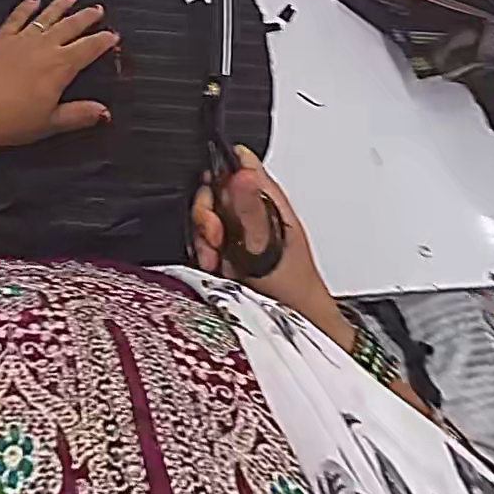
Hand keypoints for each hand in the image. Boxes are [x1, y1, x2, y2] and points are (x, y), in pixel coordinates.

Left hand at [0, 0, 119, 150]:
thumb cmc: (10, 120)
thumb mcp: (51, 122)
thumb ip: (79, 114)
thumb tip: (103, 112)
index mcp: (60, 67)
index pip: (89, 48)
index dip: (103, 40)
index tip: (112, 35)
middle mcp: (43, 48)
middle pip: (71, 26)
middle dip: (86, 17)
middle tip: (97, 9)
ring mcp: (21, 41)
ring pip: (47, 17)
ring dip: (60, 6)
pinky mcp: (0, 40)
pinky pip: (17, 17)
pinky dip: (26, 7)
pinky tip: (33, 0)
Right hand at [190, 146, 355, 350]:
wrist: (292, 332)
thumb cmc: (294, 291)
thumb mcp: (269, 245)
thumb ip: (251, 208)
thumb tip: (242, 173)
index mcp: (269, 197)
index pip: (238, 161)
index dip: (221, 171)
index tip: (217, 195)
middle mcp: (252, 209)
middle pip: (212, 188)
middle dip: (206, 211)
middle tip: (218, 235)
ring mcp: (237, 230)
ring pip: (203, 214)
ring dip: (203, 236)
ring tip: (217, 257)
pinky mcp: (223, 250)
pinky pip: (199, 239)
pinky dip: (200, 252)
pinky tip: (212, 265)